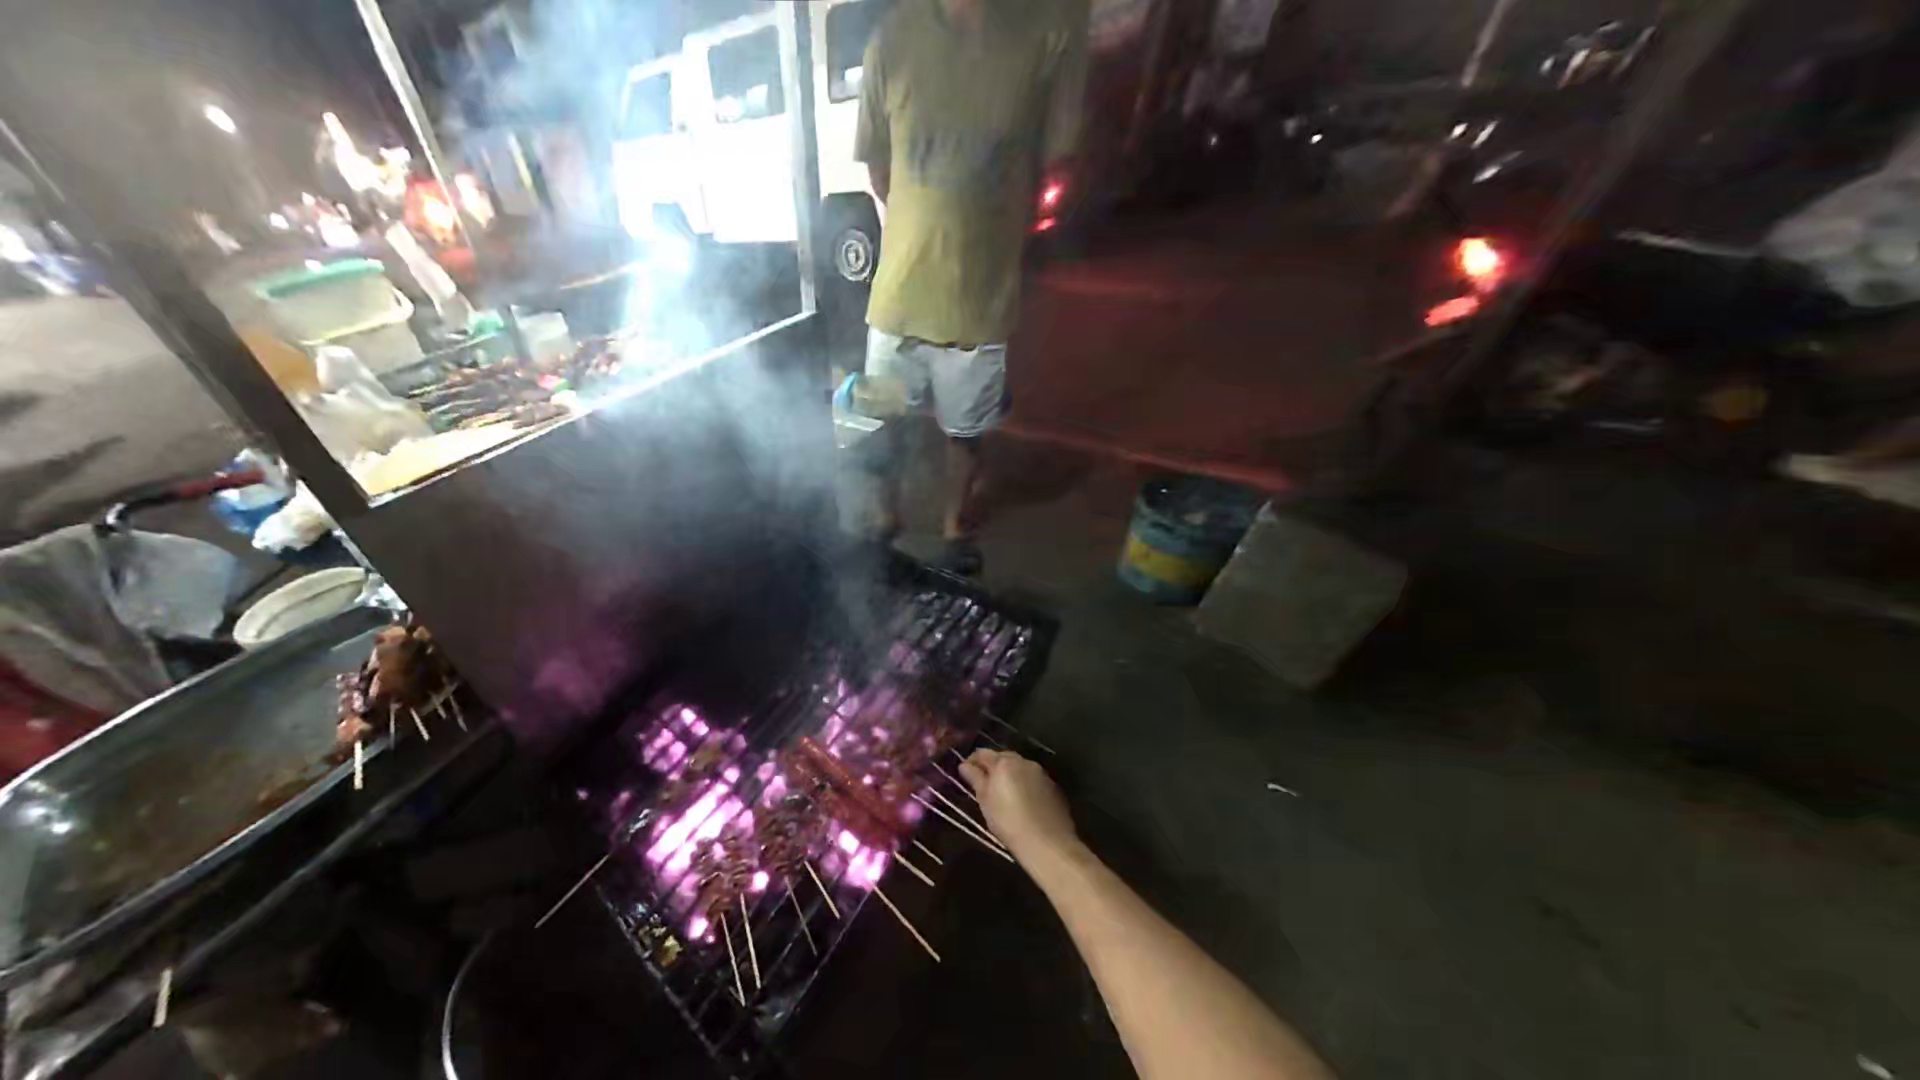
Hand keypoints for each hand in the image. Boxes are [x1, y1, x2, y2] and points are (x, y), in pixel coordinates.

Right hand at [958, 749, 1079, 869]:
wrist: (1047, 843)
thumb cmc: (1008, 822)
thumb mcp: (985, 802)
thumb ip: (976, 779)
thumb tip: (965, 765)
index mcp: (1004, 763)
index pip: (983, 753)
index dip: (972, 761)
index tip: (966, 773)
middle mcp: (1024, 762)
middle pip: (1003, 757)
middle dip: (992, 767)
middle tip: (985, 785)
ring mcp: (1041, 773)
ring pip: (1020, 768)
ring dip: (1010, 775)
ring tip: (1004, 794)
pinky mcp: (1053, 786)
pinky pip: (1033, 779)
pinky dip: (1025, 785)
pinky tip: (1023, 802)